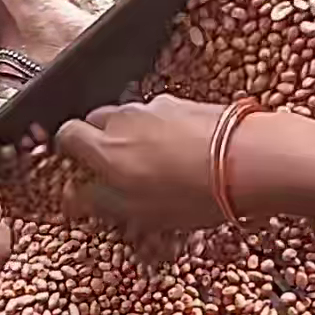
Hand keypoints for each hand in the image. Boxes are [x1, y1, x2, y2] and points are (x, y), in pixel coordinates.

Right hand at [52, 94, 227, 232]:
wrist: (246, 159)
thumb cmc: (191, 193)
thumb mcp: (138, 211)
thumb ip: (101, 200)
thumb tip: (74, 197)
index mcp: (104, 147)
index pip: (68, 133)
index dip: (68, 147)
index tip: (75, 160)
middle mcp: (125, 119)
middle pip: (97, 119)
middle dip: (99, 138)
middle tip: (115, 166)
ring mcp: (157, 107)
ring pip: (131, 116)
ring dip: (133, 133)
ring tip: (153, 162)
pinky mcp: (186, 103)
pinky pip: (162, 115)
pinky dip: (162, 130)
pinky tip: (180, 152)